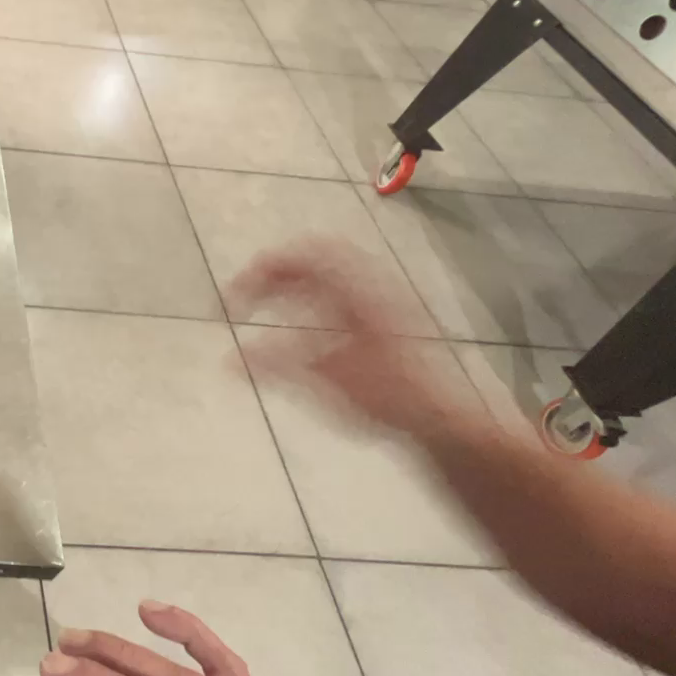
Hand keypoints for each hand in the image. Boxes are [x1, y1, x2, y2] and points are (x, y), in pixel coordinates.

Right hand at [227, 239, 471, 443]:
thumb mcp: (328, 382)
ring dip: (291, 281)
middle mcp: (372, 286)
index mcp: (358, 293)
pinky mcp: (387, 314)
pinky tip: (299, 323)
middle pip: (313, 255)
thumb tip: (228, 361)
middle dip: (272, 272)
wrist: (447, 420)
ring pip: (328, 268)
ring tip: (265, 304)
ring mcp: (383, 298)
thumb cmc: (390, 399)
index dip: (259, 273)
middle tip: (245, 298)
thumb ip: (276, 366)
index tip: (234, 303)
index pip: (301, 259)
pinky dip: (311, 293)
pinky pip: (342, 285)